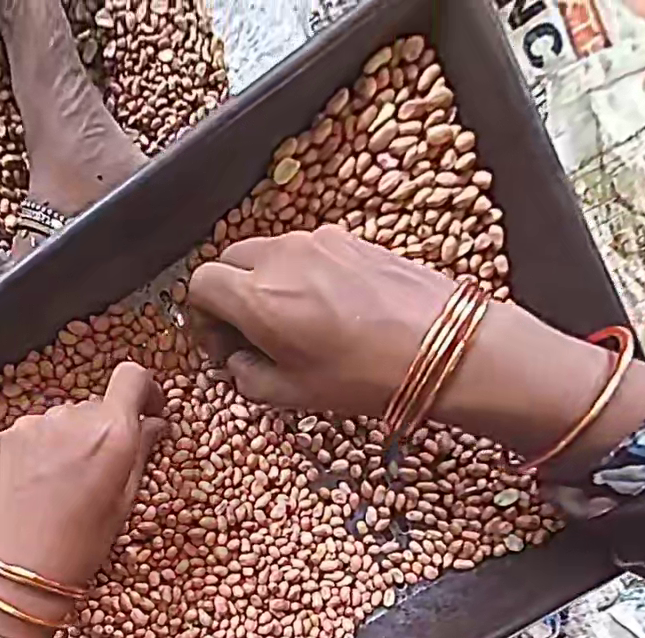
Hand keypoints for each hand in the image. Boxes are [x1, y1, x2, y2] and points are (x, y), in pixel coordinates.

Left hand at [0, 360, 167, 587]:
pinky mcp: (0, 437)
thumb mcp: (124, 502)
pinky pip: (31, 433)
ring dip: (69, 439)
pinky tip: (38, 485)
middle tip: (101, 469)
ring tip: (64, 484)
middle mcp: (70, 418)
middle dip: (104, 428)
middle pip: (96, 405)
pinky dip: (40, 450)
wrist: (17, 572)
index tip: (147, 409)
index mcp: (110, 432)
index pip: (133, 377)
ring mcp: (30, 425)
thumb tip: (153, 423)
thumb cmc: (80, 546)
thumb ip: (140, 452)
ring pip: (62, 420)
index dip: (145, 390)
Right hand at [185, 225, 644, 475]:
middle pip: (228, 260)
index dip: (202, 315)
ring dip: (263, 281)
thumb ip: (247, 377)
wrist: (444, 346)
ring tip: (293, 321)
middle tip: (251, 332)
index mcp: (257, 297)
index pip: (200, 284)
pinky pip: (303, 249)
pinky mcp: (349, 237)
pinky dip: (297, 272)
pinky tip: (325, 305)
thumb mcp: (292, 394)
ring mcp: (317, 240)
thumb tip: (236, 362)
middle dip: (229, 294)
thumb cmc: (363, 377)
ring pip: (266, 252)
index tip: (223, 341)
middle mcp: (280, 257)